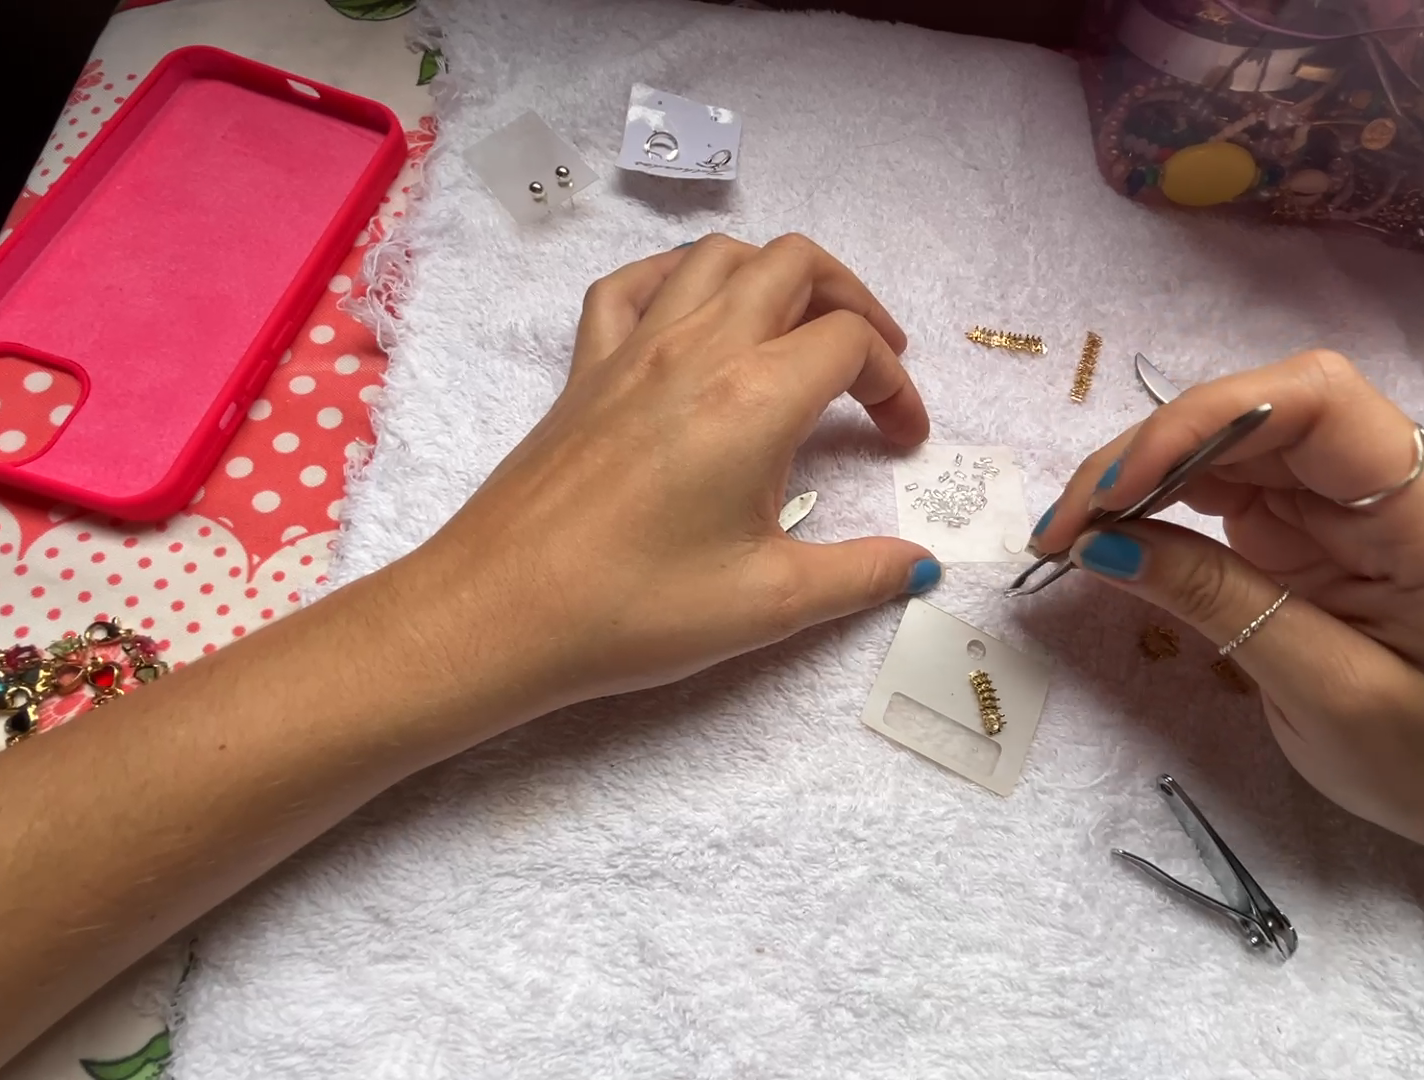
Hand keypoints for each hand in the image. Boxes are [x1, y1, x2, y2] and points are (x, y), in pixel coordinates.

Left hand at [394, 234, 939, 721]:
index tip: (906, 441)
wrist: (499, 614)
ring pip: (720, 259)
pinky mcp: (585, 366)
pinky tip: (696, 320)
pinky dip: (681, 281)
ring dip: (777, 279)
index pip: (852, 344)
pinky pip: (635, 285)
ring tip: (799, 334)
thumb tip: (925, 569)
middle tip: (874, 364)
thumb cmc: (637, 609)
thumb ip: (862, 575)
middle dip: (854, 301)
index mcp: (753, 398)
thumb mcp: (770, 603)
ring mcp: (632, 347)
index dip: (898, 386)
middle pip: (797, 266)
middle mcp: (697, 348)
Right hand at [1032, 350, 1423, 849]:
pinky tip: (1107, 528)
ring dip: (1133, 476)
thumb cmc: (1416, 754)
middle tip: (1060, 527)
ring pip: (1220, 440)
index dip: (1202, 421)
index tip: (1114, 491)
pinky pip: (1215, 476)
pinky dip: (1150, 498)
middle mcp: (1398, 478)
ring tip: (1067, 531)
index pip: (1318, 405)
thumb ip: (1218, 601)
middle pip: (1252, 416)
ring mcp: (1344, 488)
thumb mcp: (1321, 689)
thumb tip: (1104, 543)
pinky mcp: (1303, 507)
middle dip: (1143, 457)